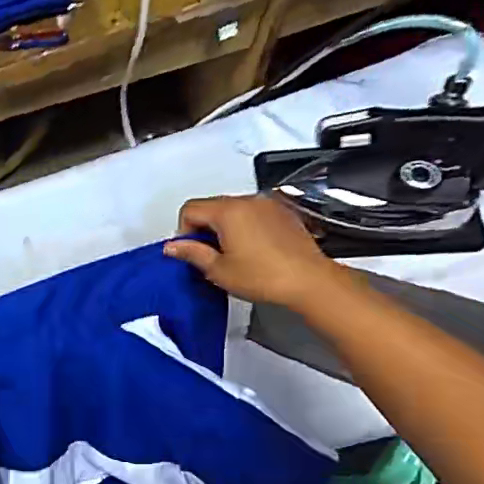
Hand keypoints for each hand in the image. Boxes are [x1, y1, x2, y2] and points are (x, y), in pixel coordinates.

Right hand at [164, 195, 354, 309]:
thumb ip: (191, 253)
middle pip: (211, 206)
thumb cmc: (267, 277)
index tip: (191, 250)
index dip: (184, 231)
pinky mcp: (282, 213)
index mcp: (228, 211)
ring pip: (232, 209)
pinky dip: (246, 226)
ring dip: (225, 227)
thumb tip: (173, 246)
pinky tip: (252, 250)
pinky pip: (253, 213)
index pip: (190, 209)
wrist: (310, 281)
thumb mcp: (218, 270)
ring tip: (233, 255)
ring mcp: (267, 205)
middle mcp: (248, 201)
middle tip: (210, 256)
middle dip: (204, 228)